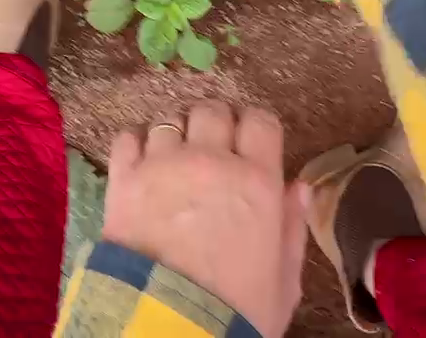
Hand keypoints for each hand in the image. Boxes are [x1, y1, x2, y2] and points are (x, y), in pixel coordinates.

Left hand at [101, 103, 308, 336]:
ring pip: (170, 119)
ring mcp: (164, 163)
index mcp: (256, 181)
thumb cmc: (236, 312)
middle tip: (212, 150)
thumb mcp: (282, 282)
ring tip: (174, 161)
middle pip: (212, 110)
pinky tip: (141, 164)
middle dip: (215, 125)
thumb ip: (292, 228)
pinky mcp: (125, 176)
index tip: (250, 144)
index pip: (260, 121)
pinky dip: (136, 144)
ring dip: (175, 135)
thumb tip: (299, 186)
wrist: (169, 328)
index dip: (256, 128)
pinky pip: (129, 136)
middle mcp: (210, 159)